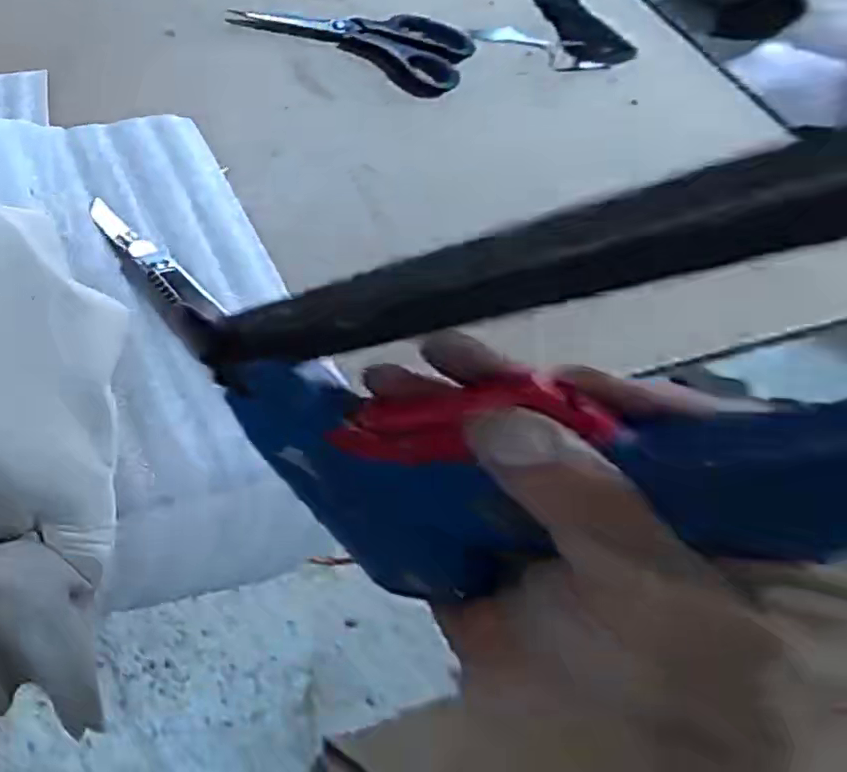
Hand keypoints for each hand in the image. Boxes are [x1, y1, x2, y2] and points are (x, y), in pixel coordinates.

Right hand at [364, 334, 828, 770]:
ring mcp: (543, 529)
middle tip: (440, 352)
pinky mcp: (479, 545)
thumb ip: (593, 508)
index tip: (557, 378)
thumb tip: (497, 420)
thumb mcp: (665, 605)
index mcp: (719, 526)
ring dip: (431, 415)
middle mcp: (628, 514)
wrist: (580, 768)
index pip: (686, 438)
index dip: (621, 399)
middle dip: (495, 389)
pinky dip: (397, 461)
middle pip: (564, 432)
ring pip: (487, 454)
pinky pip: (439, 493)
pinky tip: (363, 428)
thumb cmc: (674, 697)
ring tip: (381, 382)